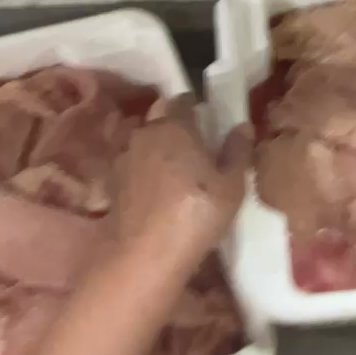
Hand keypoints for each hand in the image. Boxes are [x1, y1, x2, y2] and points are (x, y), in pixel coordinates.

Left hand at [110, 97, 250, 268]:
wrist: (146, 254)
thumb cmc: (198, 213)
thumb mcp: (232, 185)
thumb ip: (237, 151)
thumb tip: (243, 125)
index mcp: (175, 126)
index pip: (184, 100)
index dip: (197, 108)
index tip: (209, 122)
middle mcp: (144, 133)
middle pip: (160, 117)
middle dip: (175, 124)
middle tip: (195, 146)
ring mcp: (124, 157)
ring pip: (143, 141)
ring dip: (157, 148)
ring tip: (176, 171)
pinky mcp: (113, 182)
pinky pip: (133, 165)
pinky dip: (144, 170)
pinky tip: (157, 192)